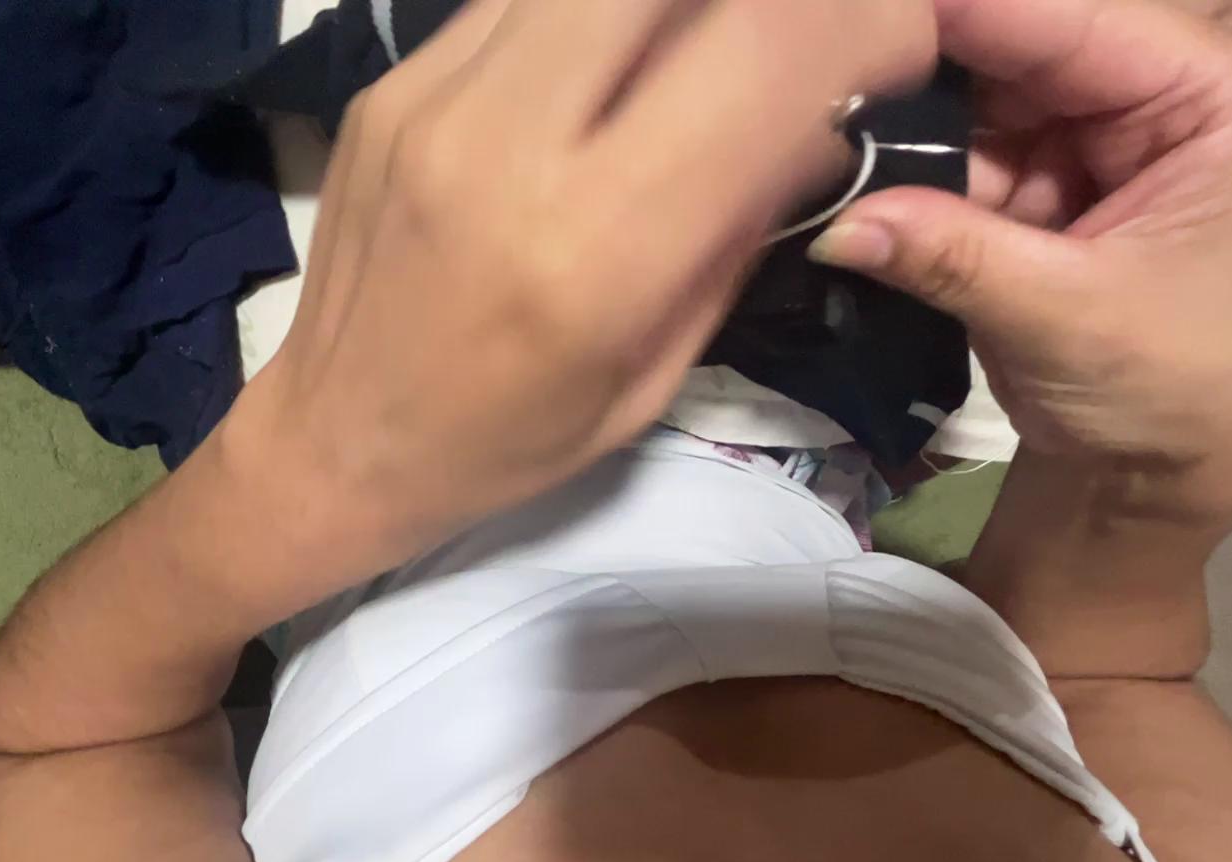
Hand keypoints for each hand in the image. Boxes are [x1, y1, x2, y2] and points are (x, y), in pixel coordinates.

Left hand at [211, 0, 936, 574]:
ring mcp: (431, 94)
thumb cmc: (500, 447)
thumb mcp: (643, 383)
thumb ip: (730, 243)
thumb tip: (810, 125)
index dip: (868, 16)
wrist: (336, 441)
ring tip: (695, 70)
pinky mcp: (389, 80)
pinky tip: (603, 77)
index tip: (894, 46)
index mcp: (592, 252)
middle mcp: (508, 145)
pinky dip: (595, 17)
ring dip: (679, 6)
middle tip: (795, 48)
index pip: (770, 48)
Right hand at [810, 0, 1231, 486]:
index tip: (868, 9)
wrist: (1146, 456)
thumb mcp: (1061, 312)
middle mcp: (1139, 102)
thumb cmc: (1157, 378)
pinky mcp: (1019, 201)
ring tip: (821, 135)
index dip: (974, 12)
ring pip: (970, 115)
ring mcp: (1070, 151)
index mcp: (1205, 94)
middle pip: (1015, 58)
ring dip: (901, 134)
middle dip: (926, 72)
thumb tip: (835, 226)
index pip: (1078, 23)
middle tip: (827, 77)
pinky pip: (948, 174)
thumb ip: (950, 258)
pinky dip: (899, 186)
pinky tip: (846, 183)